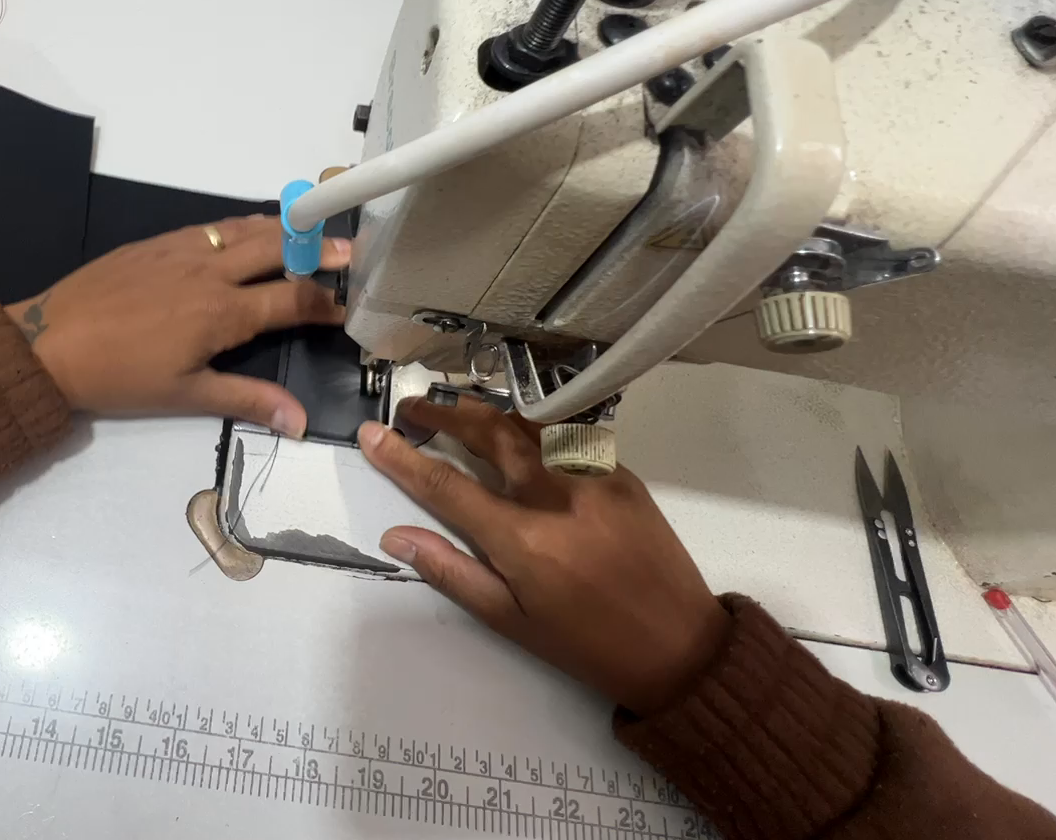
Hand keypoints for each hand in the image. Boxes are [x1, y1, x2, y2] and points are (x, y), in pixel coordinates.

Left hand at [7, 216, 348, 434]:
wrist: (50, 341)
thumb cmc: (120, 376)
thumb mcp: (185, 395)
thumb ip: (247, 400)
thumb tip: (302, 422)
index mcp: (223, 312)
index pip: (292, 300)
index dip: (327, 304)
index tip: (349, 307)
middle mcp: (211, 270)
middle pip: (279, 249)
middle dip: (319, 249)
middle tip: (351, 250)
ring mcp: (184, 249)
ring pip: (246, 228)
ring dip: (284, 228)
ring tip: (312, 229)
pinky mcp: (158, 240)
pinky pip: (214, 224)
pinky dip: (243, 224)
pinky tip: (248, 230)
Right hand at [359, 397, 730, 715]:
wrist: (684, 648)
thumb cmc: (587, 643)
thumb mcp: (511, 621)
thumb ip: (451, 572)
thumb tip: (396, 536)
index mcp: (524, 539)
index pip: (446, 485)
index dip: (401, 456)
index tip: (372, 432)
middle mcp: (556, 494)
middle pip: (487, 433)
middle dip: (442, 414)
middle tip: (413, 407)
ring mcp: (593, 476)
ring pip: (526, 422)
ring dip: (484, 409)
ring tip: (455, 406)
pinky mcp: (620, 471)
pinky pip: (564, 434)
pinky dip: (529, 423)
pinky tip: (514, 425)